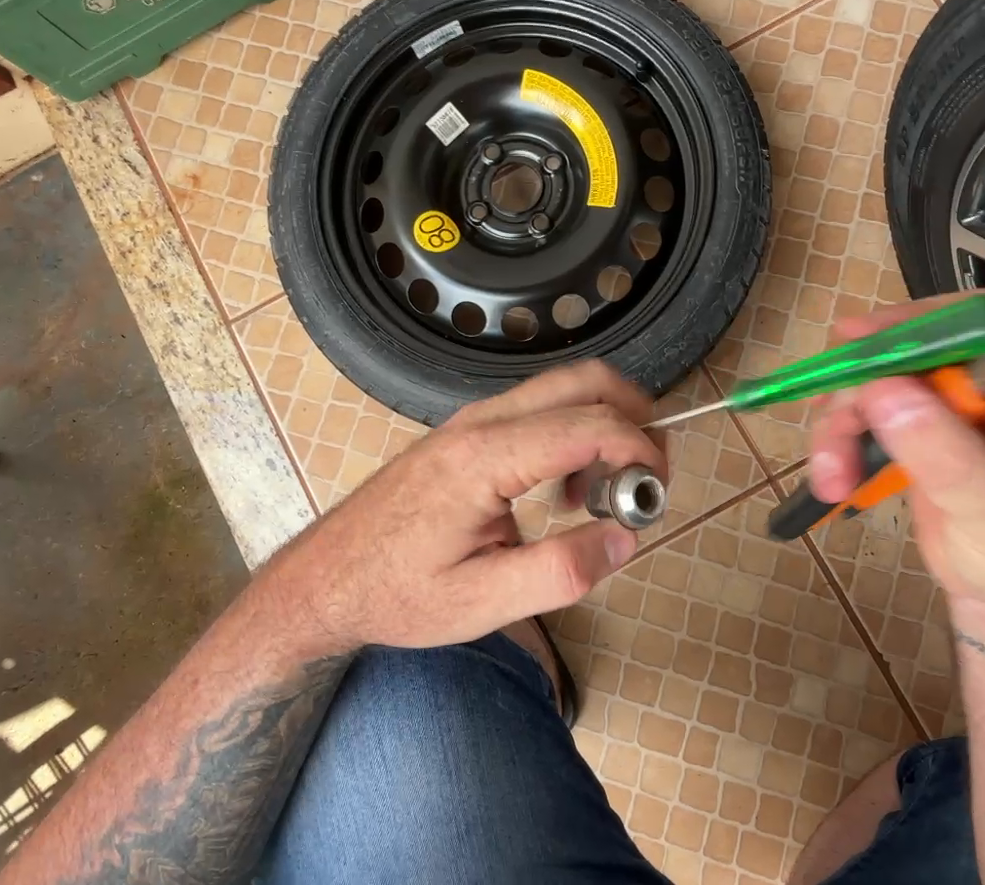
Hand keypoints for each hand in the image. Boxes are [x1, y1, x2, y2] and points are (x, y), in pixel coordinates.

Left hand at [256, 361, 664, 652]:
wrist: (327, 580)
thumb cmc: (397, 594)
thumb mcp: (481, 603)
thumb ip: (561, 572)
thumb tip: (625, 537)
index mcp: (485, 459)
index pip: (589, 423)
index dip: (640, 449)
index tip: (657, 492)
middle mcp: (481, 423)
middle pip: (583, 380)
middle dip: (635, 415)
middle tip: (649, 476)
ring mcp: (472, 421)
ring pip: (563, 389)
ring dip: (604, 425)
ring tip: (604, 495)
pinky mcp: (468, 432)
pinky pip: (539, 410)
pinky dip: (575, 434)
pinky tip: (565, 492)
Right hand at [807, 301, 984, 630]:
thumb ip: (944, 451)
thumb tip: (881, 391)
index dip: (931, 323)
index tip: (869, 337)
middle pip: (922, 347)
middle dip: (869, 380)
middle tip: (828, 405)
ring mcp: (958, 409)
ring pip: (884, 380)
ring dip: (845, 421)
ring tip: (831, 475)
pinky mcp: (922, 432)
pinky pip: (870, 413)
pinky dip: (843, 440)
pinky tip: (834, 480)